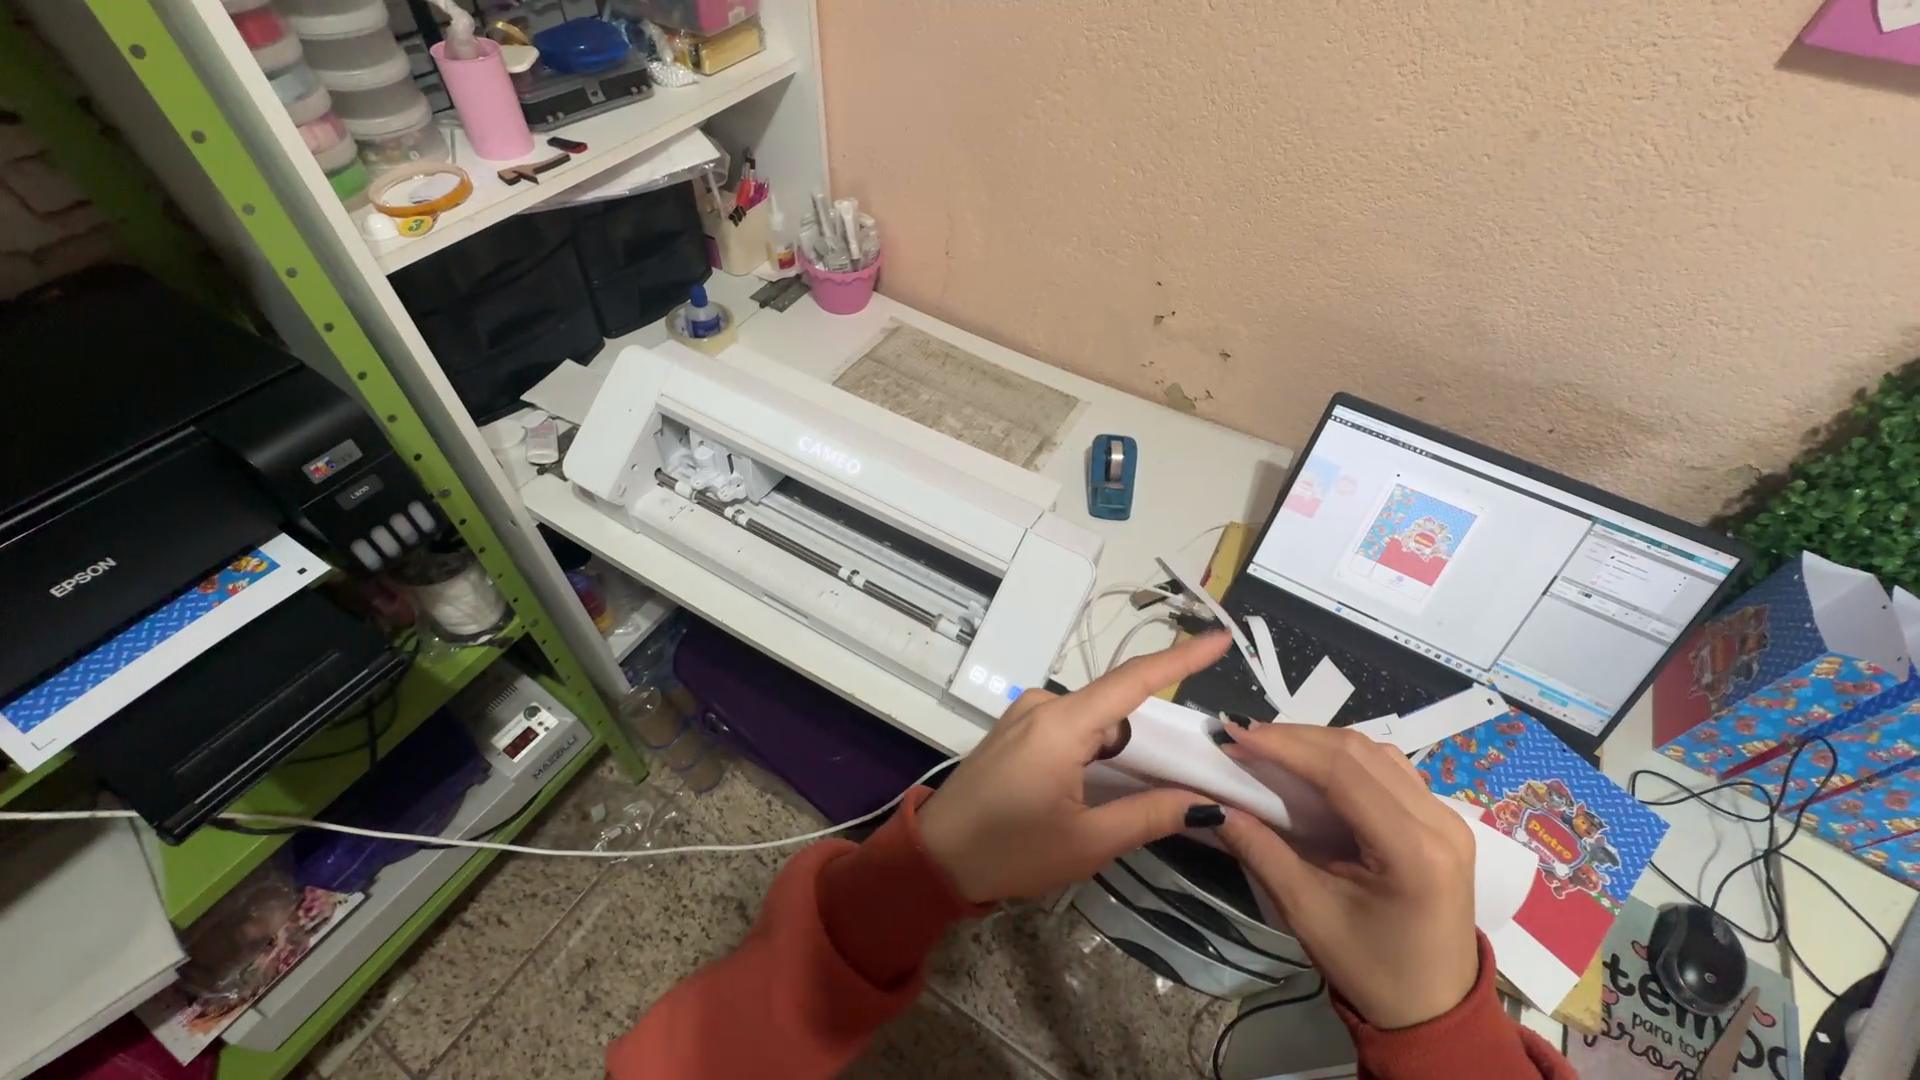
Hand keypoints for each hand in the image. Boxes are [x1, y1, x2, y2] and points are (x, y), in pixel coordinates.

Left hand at [917, 632, 1232, 903]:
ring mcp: (1024, 715)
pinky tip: (1095, 787)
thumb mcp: (1088, 842)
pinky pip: (1069, 727)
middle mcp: (1043, 705)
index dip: (1181, 656)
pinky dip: (1093, 749)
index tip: (1221, 637)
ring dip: (1118, 749)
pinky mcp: (1014, 730)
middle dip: (1150, 735)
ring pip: (1092, 720)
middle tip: (1184, 775)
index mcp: (1062, 724)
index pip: (1133, 681)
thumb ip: (1150, 815)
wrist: (934, 855)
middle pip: (1115, 706)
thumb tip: (1207, 802)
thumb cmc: (1010, 851)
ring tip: (1129, 795)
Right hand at [1213, 724, 1477, 1029]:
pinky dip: (1342, 757)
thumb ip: (1261, 851)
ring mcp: (1448, 818)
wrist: (1435, 1010)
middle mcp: (1441, 823)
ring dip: (1318, 742)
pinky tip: (1309, 765)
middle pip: (1360, 752)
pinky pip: (1387, 768)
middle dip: (1295, 737)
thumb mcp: (1307, 913)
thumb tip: (1212, 804)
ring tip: (1268, 747)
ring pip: (1375, 753)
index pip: (1343, 773)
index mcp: (1414, 851)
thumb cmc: (1371, 968)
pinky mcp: (1441, 820)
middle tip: (1241, 737)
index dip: (1285, 746)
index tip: (1234, 734)